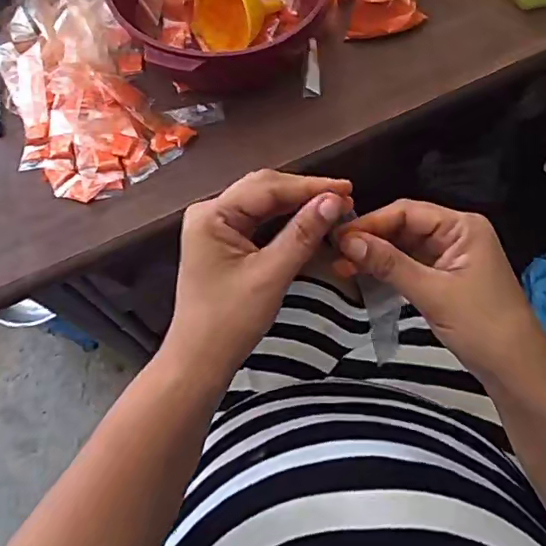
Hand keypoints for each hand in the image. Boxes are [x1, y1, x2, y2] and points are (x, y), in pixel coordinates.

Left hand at [165, 170, 352, 379]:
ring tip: (332, 205)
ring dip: (297, 204)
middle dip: (304, 191)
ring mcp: (215, 227)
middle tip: (343, 196)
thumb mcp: (270, 275)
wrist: (200, 359)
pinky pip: (259, 221)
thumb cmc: (226, 323)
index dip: (309, 186)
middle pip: (264, 189)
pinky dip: (285, 220)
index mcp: (211, 215)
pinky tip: (309, 220)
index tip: (344, 188)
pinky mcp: (224, 242)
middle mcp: (209, 214)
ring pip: (263, 203)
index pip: (267, 187)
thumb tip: (331, 202)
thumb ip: (302, 234)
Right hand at [336, 200, 542, 380]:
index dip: (370, 222)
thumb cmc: (482, 326)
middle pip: (403, 225)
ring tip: (341, 265)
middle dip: (369, 238)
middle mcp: (456, 233)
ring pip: (403, 245)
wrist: (518, 372)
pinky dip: (386, 268)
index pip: (406, 212)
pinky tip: (362, 274)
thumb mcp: (431, 292)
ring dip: (375, 254)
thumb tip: (347, 241)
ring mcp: (450, 255)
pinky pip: (408, 263)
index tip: (338, 237)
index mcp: (462, 226)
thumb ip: (389, 263)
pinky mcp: (445, 277)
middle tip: (335, 253)